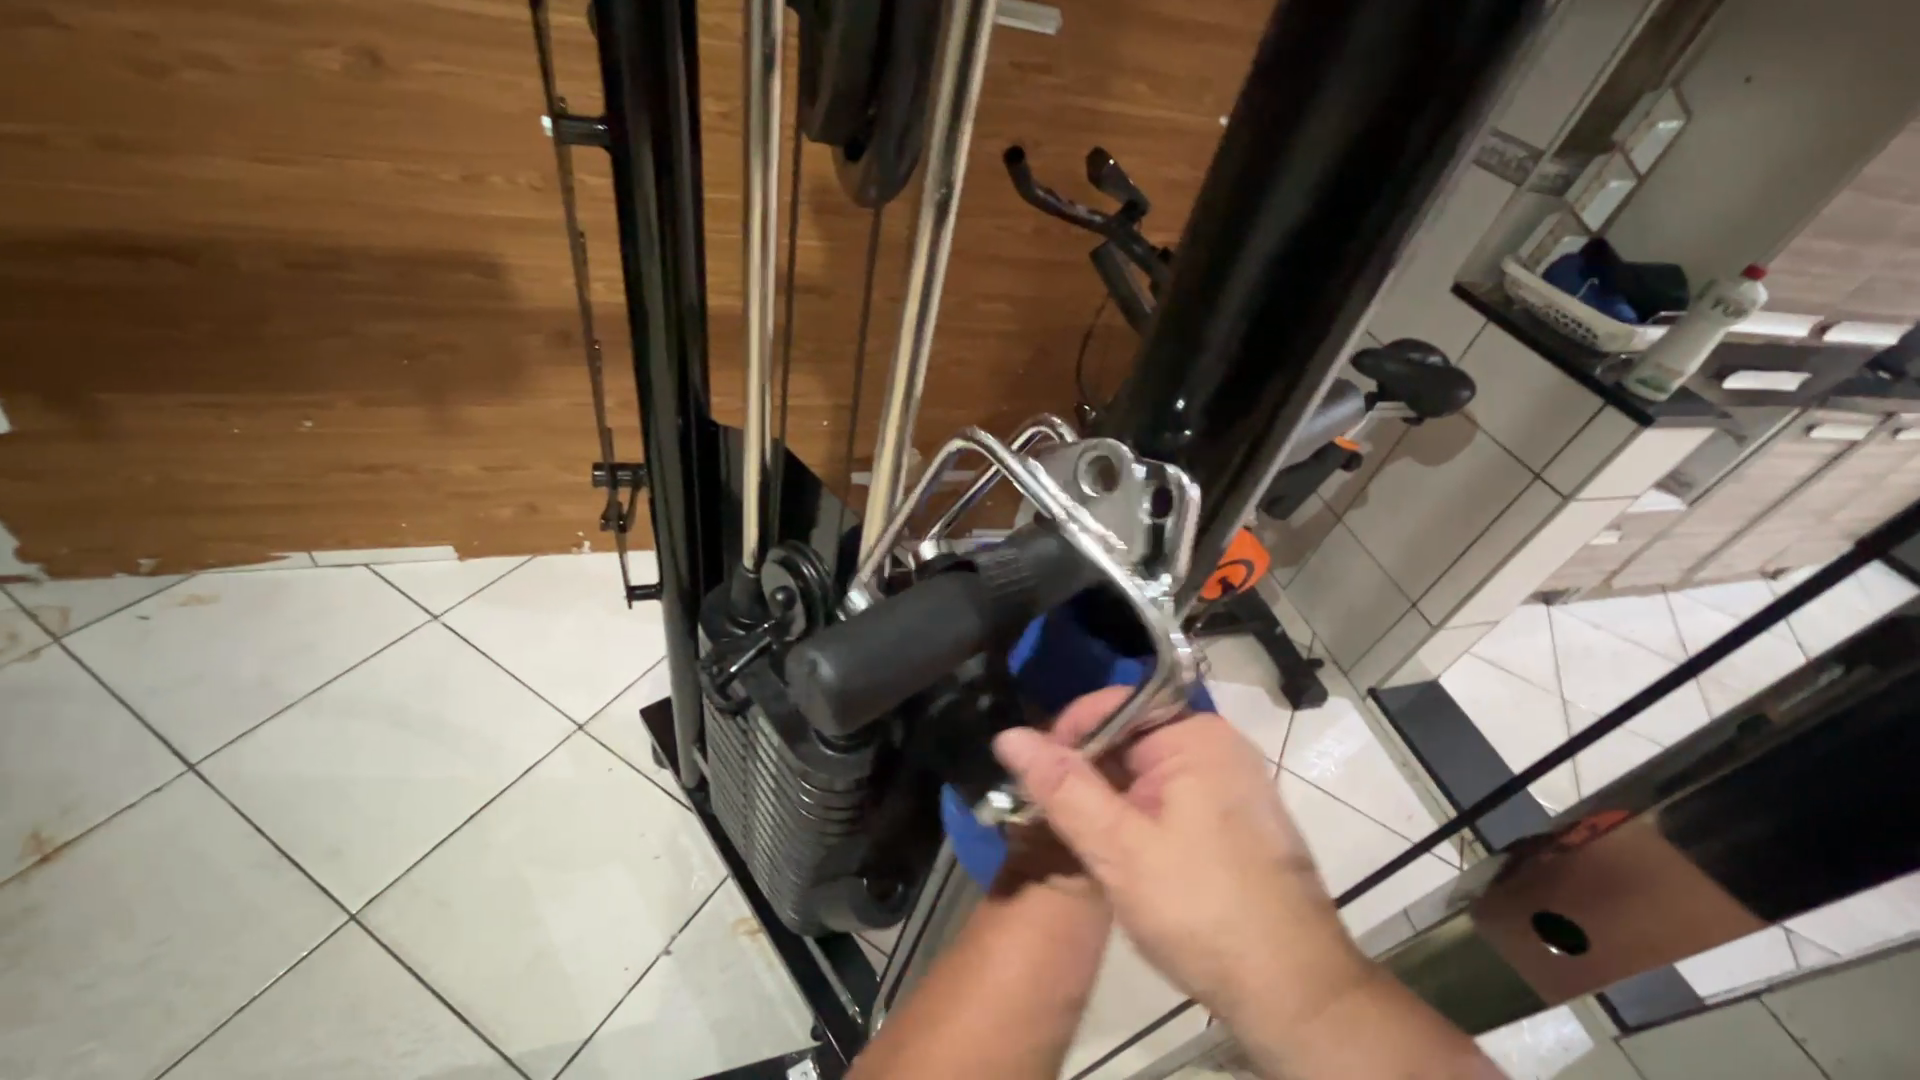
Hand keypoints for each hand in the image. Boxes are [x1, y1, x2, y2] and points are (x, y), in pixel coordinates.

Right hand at [992, 686, 1371, 1025]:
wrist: (1292, 991)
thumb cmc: (1201, 911)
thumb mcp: (1117, 849)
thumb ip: (1061, 787)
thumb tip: (1008, 735)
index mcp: (1195, 735)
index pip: (1109, 707)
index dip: (1063, 739)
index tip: (1034, 785)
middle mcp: (1218, 746)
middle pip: (1126, 739)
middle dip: (1084, 775)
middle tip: (1049, 821)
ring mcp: (1231, 783)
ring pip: (1145, 774)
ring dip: (1107, 801)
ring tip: (1077, 841)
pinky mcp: (1234, 819)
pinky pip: (1170, 798)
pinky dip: (1137, 818)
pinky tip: (1119, 856)